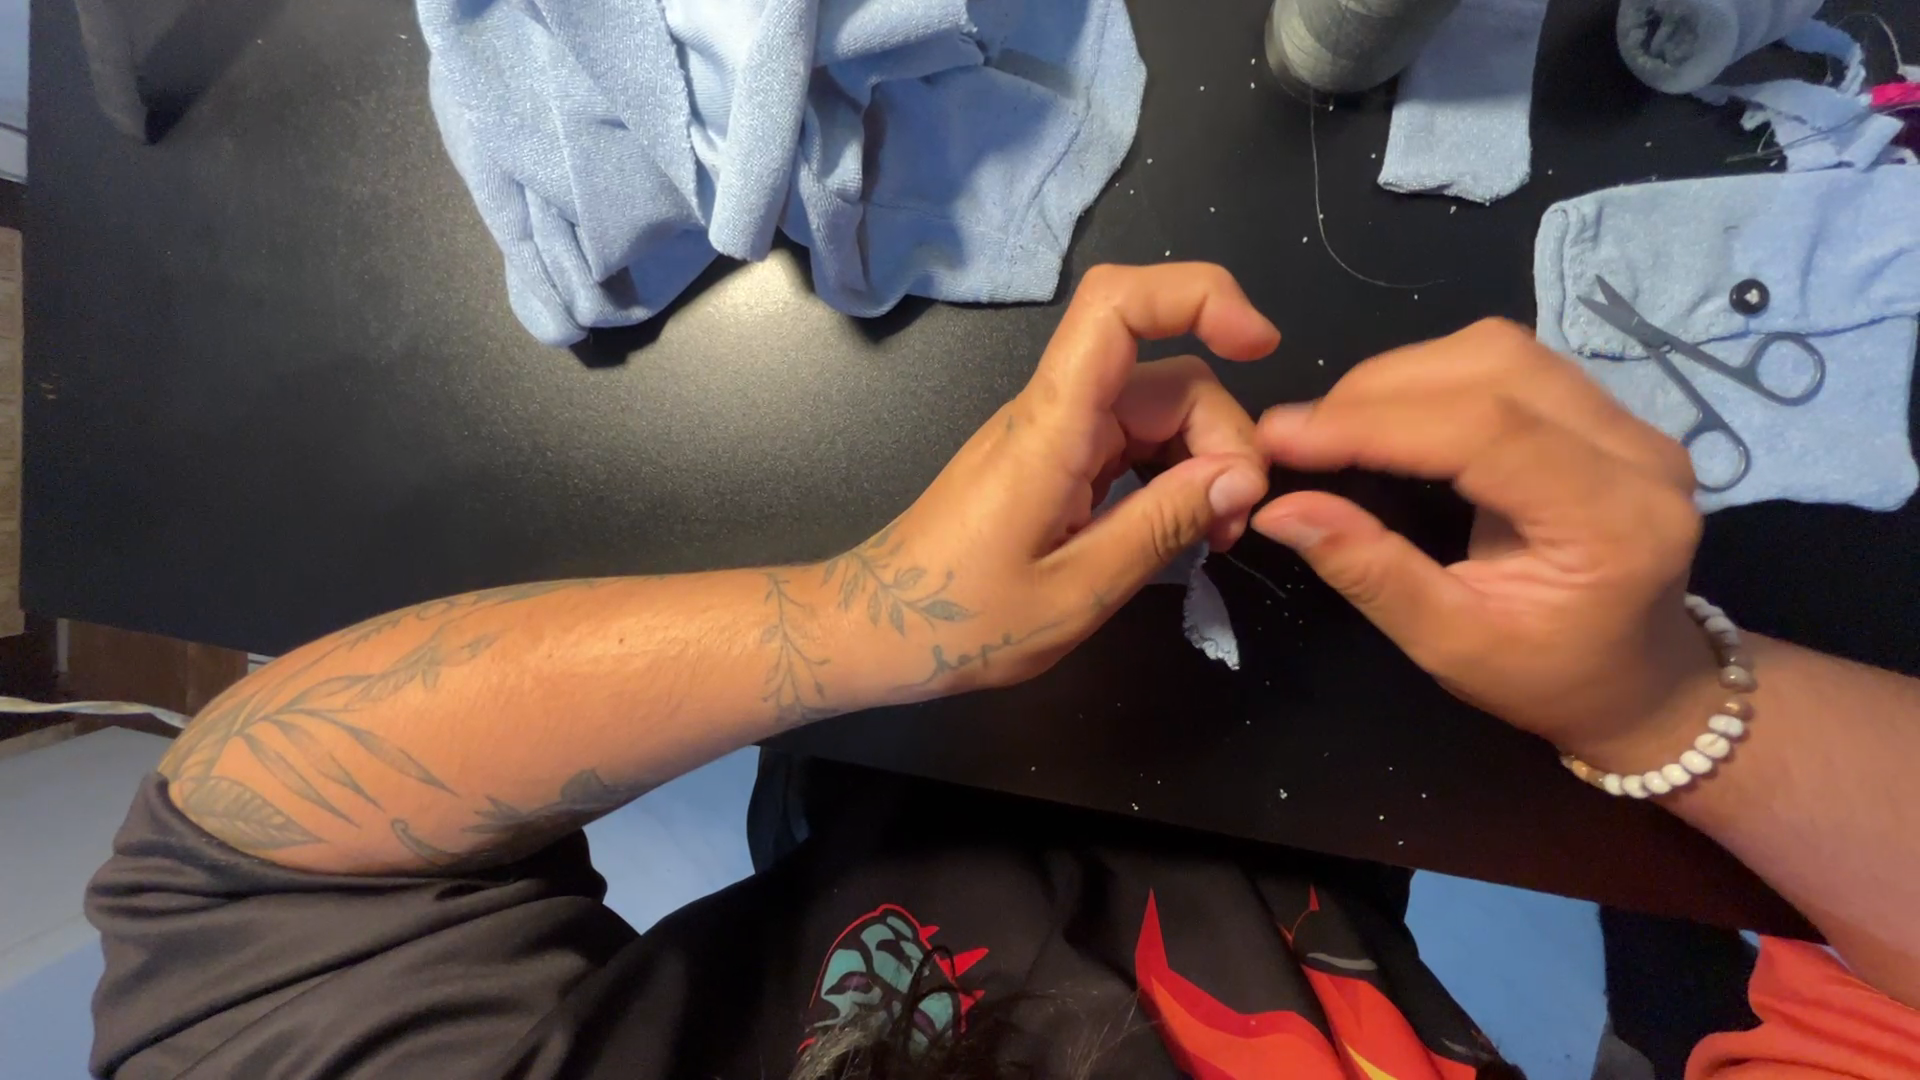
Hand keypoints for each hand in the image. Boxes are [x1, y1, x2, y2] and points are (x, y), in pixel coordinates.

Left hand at [860, 264, 1277, 700]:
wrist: (882, 627)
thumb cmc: (964, 619)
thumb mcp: (1076, 590)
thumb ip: (1161, 526)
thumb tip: (1240, 476)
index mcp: (1051, 428)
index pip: (1117, 306)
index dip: (1198, 296)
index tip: (1262, 345)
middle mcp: (1051, 412)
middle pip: (1166, 377)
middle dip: (1222, 438)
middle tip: (1230, 525)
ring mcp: (1050, 434)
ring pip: (1155, 410)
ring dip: (1200, 462)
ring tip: (1209, 536)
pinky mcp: (1051, 460)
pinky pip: (1129, 442)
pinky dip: (1167, 475)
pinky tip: (1176, 526)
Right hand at [1250, 319, 1715, 762]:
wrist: (1634, 681)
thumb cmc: (1542, 677)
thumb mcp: (1444, 644)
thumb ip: (1366, 571)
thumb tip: (1276, 510)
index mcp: (1611, 521)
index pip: (1482, 432)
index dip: (1369, 424)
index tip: (1277, 437)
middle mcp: (1635, 450)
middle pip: (1490, 368)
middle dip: (1371, 392)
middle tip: (1295, 436)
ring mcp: (1625, 421)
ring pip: (1494, 350)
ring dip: (1394, 376)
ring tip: (1332, 425)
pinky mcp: (1597, 411)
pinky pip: (1500, 362)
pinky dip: (1421, 377)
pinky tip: (1381, 415)